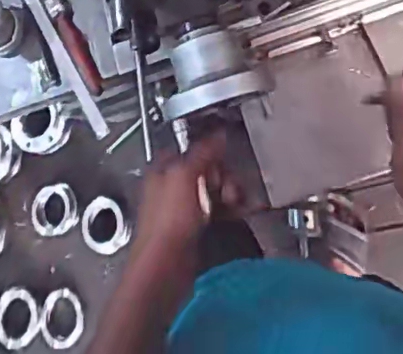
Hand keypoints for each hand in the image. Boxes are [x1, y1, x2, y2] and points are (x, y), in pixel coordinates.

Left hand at [129, 131, 237, 259]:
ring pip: (211, 190)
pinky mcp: (193, 229)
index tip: (225, 157)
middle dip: (222, 174)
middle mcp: (171, 184)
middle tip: (231, 186)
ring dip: (228, 191)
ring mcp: (182, 208)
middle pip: (204, 169)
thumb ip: (202, 152)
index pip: (191, 147)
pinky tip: (239, 211)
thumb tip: (219, 133)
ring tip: (237, 201)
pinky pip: (214, 211)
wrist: (164, 269)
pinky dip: (227, 209)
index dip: (209, 150)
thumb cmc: (169, 218)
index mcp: (163, 167)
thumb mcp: (184, 176)